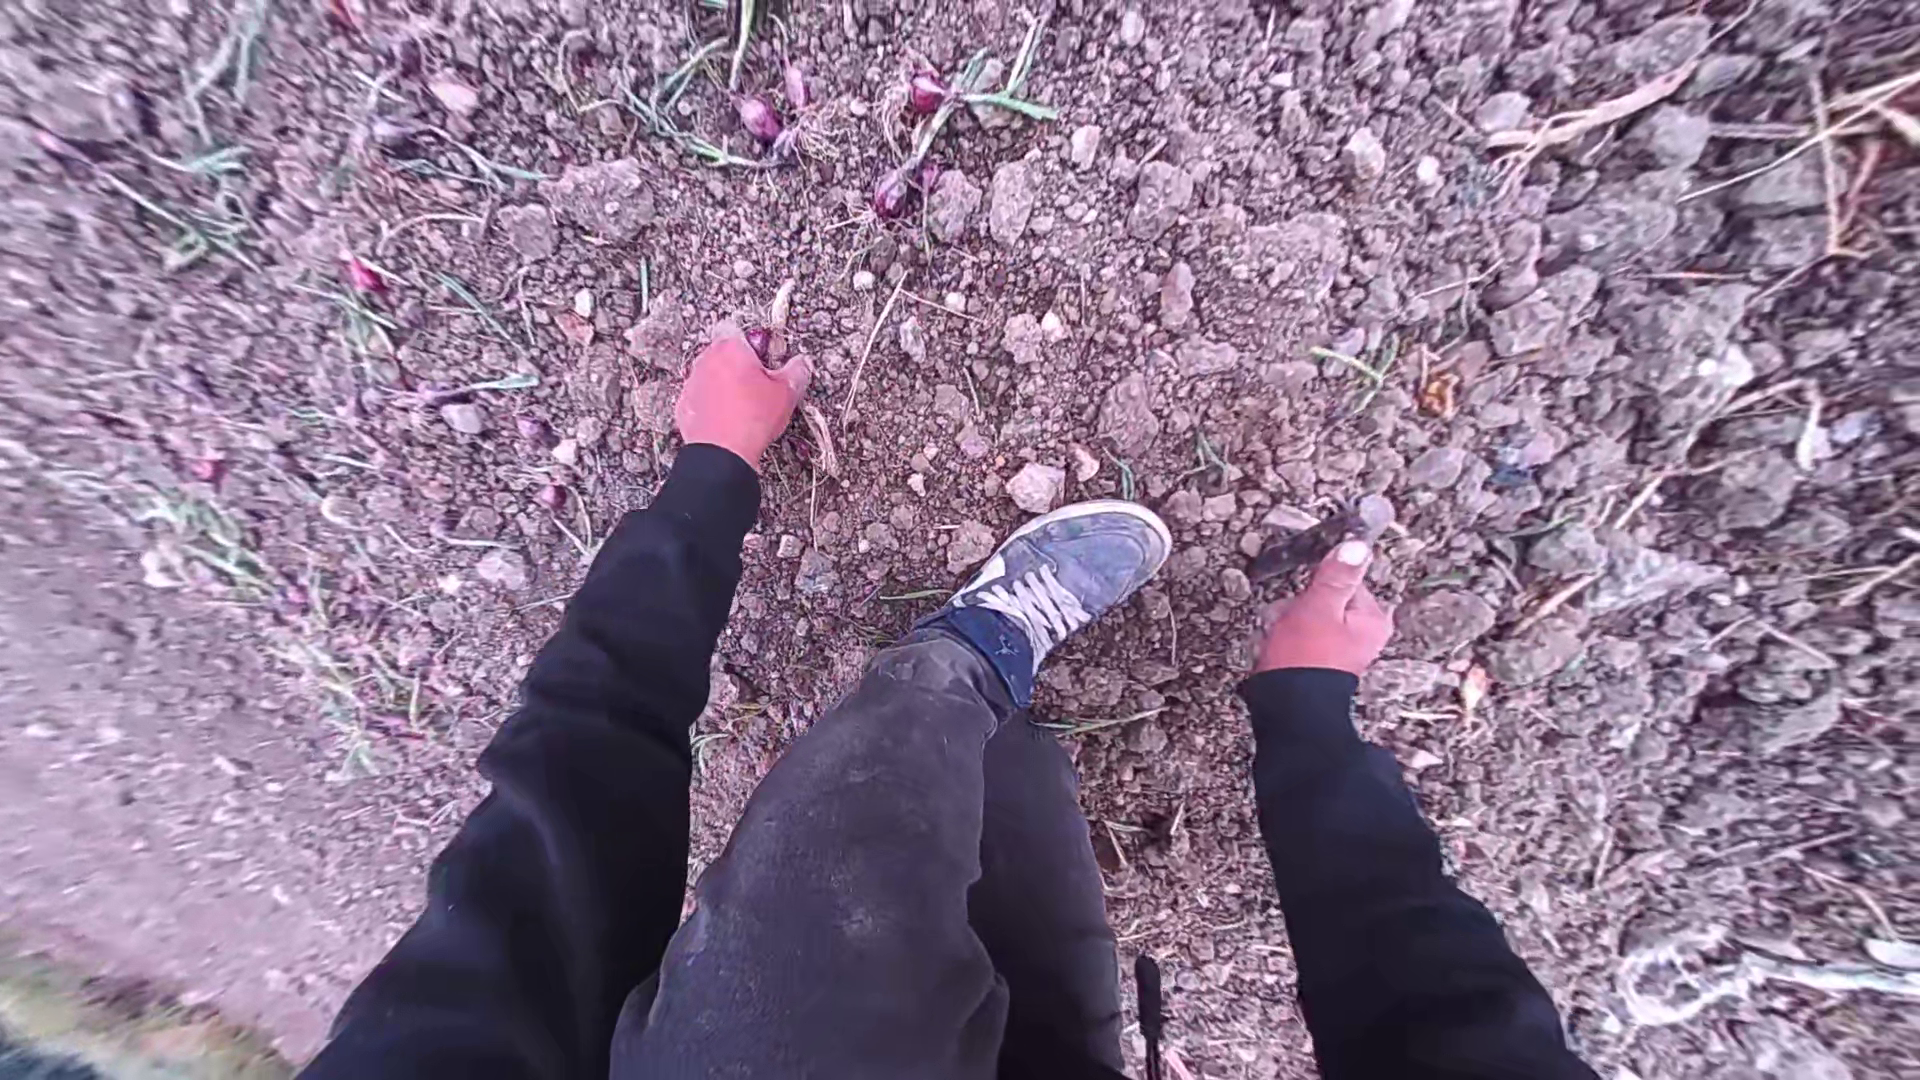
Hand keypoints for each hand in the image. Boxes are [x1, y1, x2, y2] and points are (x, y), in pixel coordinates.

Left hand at [673, 327, 809, 471]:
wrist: (723, 453)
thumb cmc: (752, 418)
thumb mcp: (786, 393)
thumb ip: (796, 372)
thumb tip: (802, 364)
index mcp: (731, 348)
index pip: (738, 330)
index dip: (754, 346)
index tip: (766, 362)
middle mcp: (706, 360)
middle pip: (725, 354)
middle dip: (741, 367)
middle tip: (760, 387)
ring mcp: (692, 382)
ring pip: (712, 376)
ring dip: (727, 386)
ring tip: (746, 408)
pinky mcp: (685, 406)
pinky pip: (702, 398)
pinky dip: (714, 405)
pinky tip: (730, 420)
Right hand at [1254, 539, 1393, 675]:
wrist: (1287, 704)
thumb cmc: (1305, 658)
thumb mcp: (1319, 607)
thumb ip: (1336, 576)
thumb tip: (1357, 545)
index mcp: (1371, 619)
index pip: (1343, 580)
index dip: (1316, 584)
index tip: (1303, 596)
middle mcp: (1361, 633)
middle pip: (1322, 597)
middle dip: (1297, 605)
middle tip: (1291, 620)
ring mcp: (1340, 646)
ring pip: (1305, 614)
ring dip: (1286, 620)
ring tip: (1281, 636)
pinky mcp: (1319, 657)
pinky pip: (1298, 633)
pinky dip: (1284, 635)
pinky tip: (1278, 645)